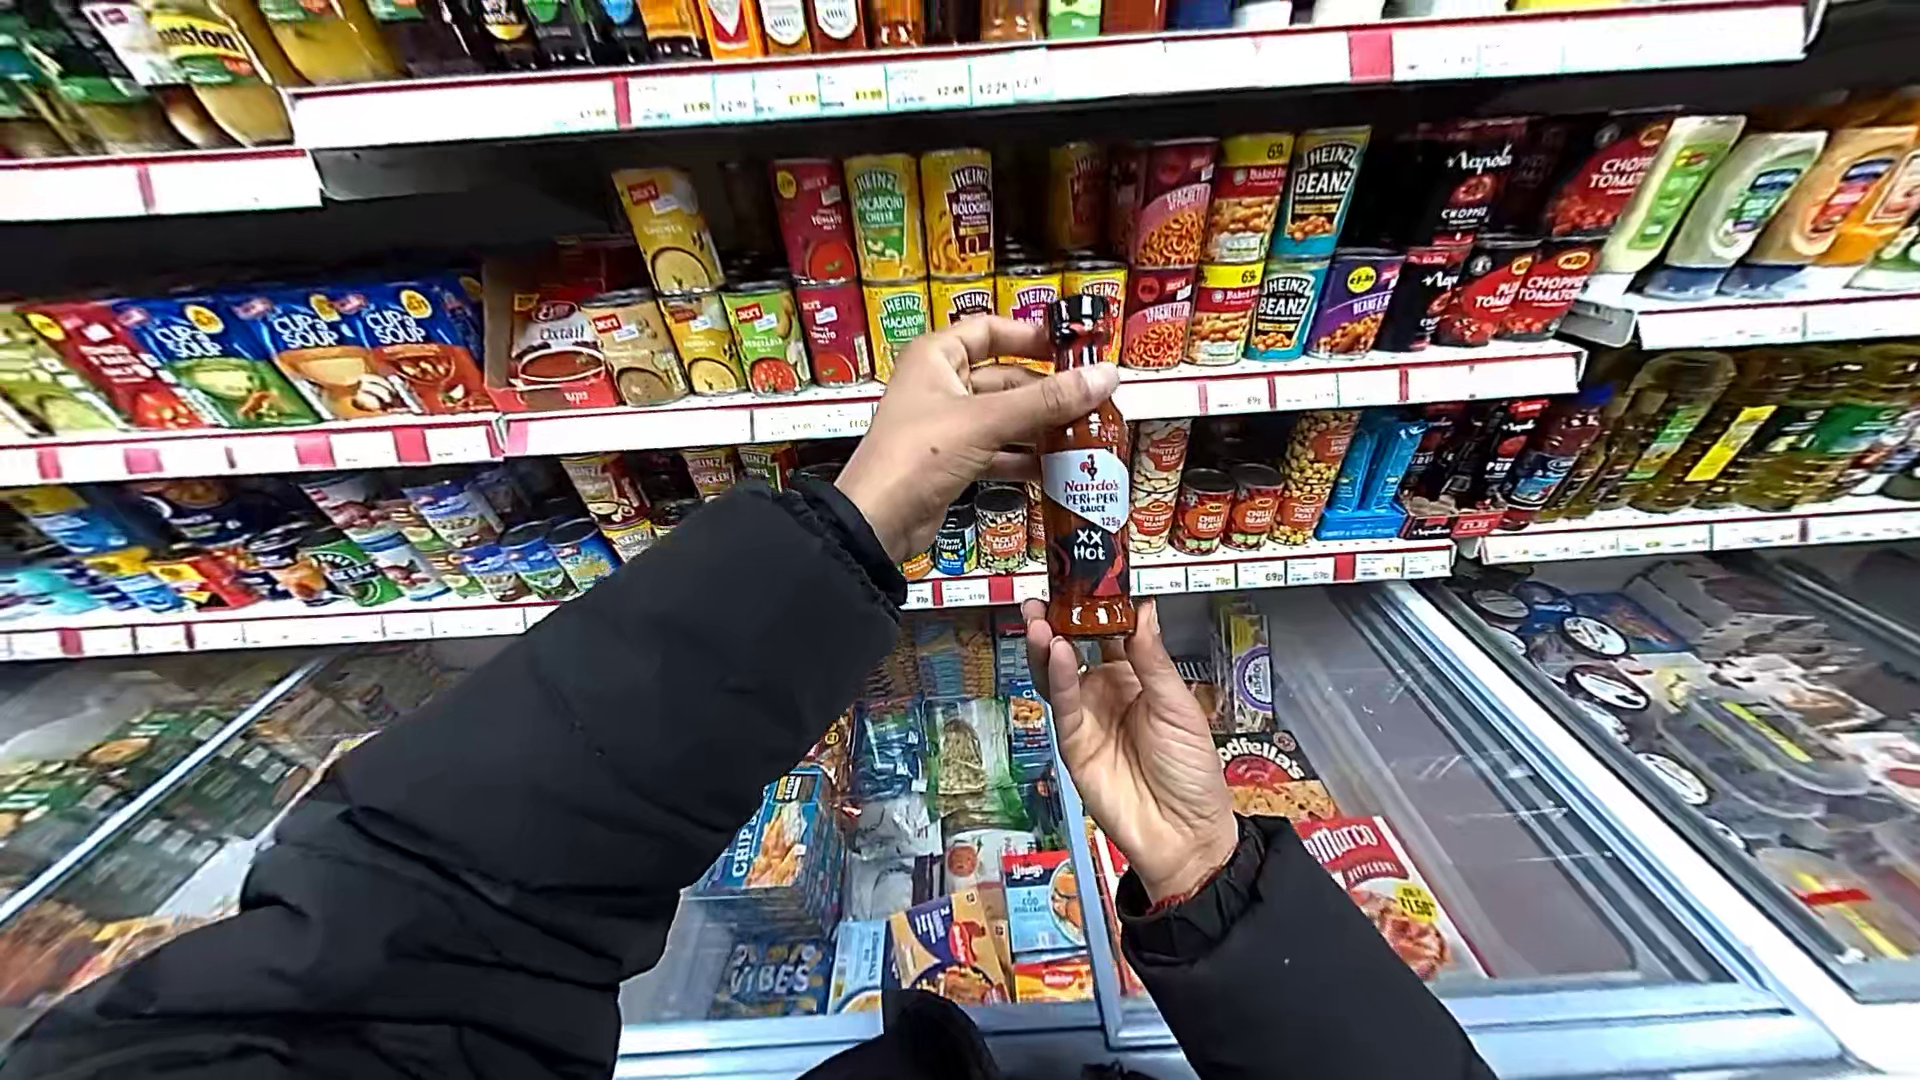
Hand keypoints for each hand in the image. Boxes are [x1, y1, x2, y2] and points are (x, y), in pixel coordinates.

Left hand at [835, 316, 1118, 562]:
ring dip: (1040, 428)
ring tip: (1086, 435)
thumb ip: (1046, 400)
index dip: (1030, 336)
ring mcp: (947, 426)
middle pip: (1004, 379)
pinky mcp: (953, 462)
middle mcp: (941, 386)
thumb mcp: (986, 420)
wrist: (880, 520)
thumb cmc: (922, 453)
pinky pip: (997, 451)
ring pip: (1004, 418)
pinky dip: (1023, 458)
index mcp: (937, 357)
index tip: (1073, 347)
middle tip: (1094, 401)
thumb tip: (1107, 375)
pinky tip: (1056, 468)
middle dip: (1046, 392)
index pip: (989, 330)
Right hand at [1025, 598, 1237, 903]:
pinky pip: (1062, 701)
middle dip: (1055, 622)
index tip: (1082, 580)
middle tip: (1043, 595)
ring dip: (1046, 644)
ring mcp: (1085, 713)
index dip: (1093, 609)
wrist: (1183, 831)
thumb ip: (1152, 658)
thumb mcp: (1178, 705)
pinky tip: (1055, 651)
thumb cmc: (1191, 767)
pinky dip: (1058, 675)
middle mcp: (1104, 689)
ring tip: (1038, 617)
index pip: (1106, 633)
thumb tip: (1143, 607)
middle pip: (1072, 647)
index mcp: (1133, 676)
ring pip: (1057, 671)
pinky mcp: (1071, 739)